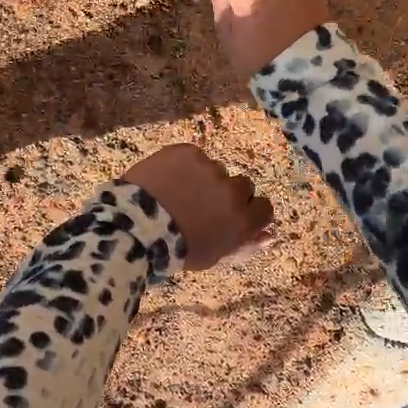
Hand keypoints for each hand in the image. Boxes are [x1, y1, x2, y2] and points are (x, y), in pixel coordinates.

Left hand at [121, 144, 273, 270]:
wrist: (137, 225)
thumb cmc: (176, 250)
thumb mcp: (214, 256)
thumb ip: (245, 245)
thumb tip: (270, 236)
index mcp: (242, 220)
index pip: (264, 208)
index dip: (248, 211)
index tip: (231, 216)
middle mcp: (233, 191)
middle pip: (242, 185)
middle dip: (227, 193)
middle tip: (203, 205)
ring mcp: (210, 168)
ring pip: (215, 170)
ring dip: (203, 179)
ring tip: (177, 193)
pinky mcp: (188, 152)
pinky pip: (192, 156)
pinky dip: (183, 166)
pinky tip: (166, 179)